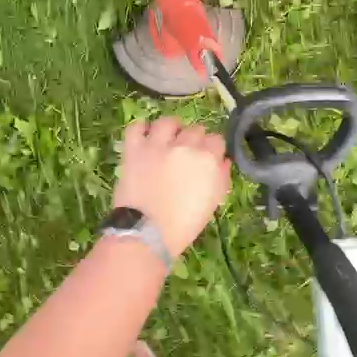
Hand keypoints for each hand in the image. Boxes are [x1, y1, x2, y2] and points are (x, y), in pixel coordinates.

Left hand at [110, 117, 230, 259]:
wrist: (147, 233)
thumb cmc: (184, 225)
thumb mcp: (212, 203)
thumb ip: (221, 177)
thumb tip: (222, 160)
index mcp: (207, 159)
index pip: (217, 140)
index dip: (213, 149)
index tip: (208, 157)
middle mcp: (184, 146)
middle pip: (195, 129)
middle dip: (194, 139)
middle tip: (188, 153)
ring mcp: (157, 145)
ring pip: (167, 122)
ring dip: (171, 128)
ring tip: (168, 139)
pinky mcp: (134, 149)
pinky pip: (136, 127)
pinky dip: (141, 128)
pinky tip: (145, 137)